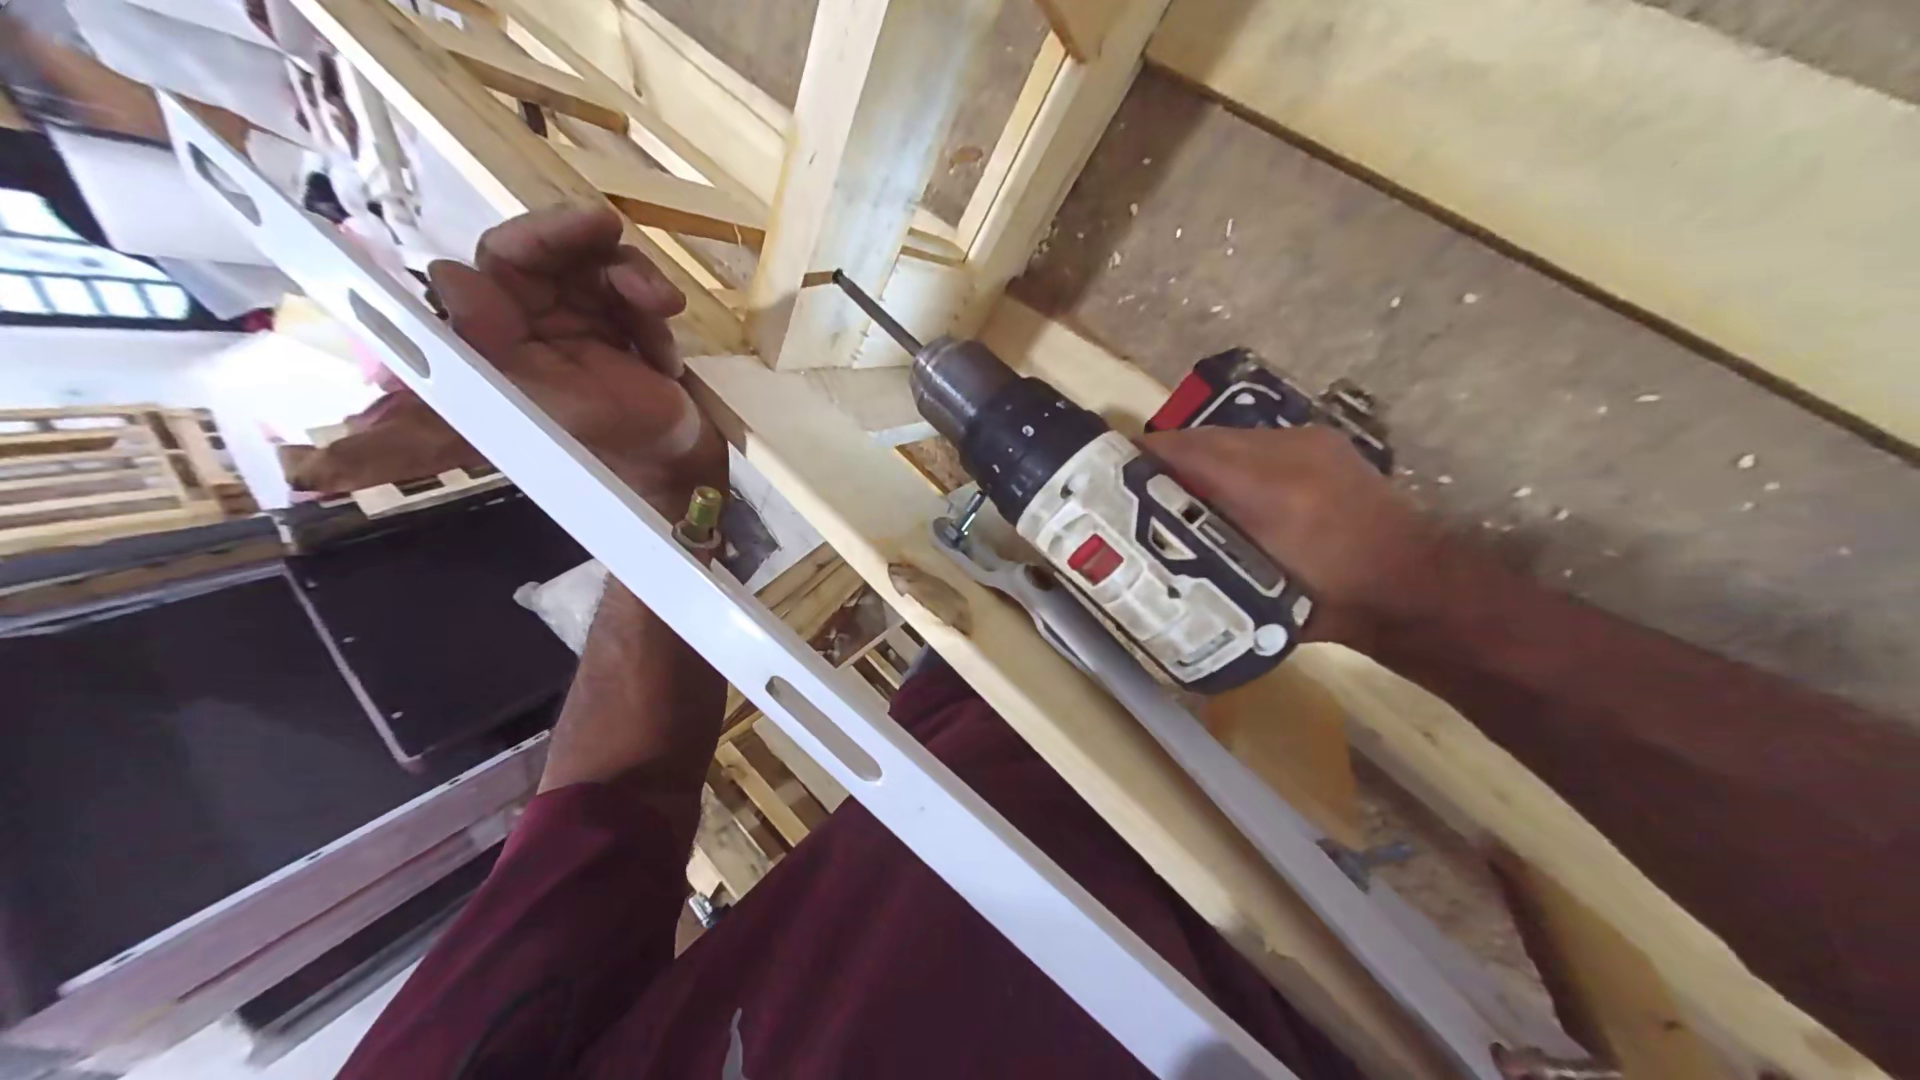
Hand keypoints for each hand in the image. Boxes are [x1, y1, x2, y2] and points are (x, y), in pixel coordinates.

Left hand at [287, 205, 726, 516]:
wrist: (667, 457)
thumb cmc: (605, 438)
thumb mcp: (546, 399)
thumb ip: (497, 344)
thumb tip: (451, 275)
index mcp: (501, 331)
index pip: (504, 260)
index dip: (535, 238)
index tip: (581, 228)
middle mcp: (533, 313)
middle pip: (550, 248)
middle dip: (583, 238)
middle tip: (610, 225)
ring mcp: (581, 312)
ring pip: (602, 262)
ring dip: (637, 281)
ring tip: (666, 307)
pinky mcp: (623, 318)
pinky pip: (641, 293)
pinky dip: (658, 321)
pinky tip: (664, 359)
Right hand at [1140, 425, 1445, 648]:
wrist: (1411, 587)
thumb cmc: (1328, 605)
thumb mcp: (1251, 590)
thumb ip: (1202, 553)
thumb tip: (1150, 537)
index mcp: (1270, 492)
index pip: (1187, 453)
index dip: (1143, 459)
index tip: (1109, 475)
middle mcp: (1288, 452)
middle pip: (1203, 438)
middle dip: (1164, 458)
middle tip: (1134, 487)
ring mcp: (1308, 441)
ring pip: (1228, 437)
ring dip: (1196, 457)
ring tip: (1173, 489)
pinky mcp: (1321, 442)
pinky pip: (1255, 442)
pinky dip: (1227, 459)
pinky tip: (1221, 487)